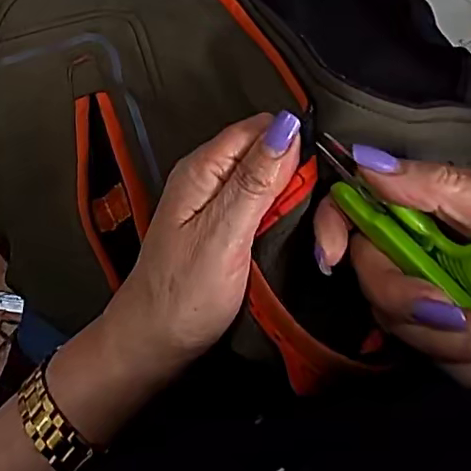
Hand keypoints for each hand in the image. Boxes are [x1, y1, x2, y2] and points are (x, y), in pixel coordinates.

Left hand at [95, 110, 302, 375]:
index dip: (292, 143)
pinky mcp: (225, 221)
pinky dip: (280, 210)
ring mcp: (215, 198)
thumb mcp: (224, 235)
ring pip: (267, 175)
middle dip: (295, 170)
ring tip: (302, 225)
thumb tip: (288, 126)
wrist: (153, 344)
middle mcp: (208, 174)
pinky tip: (287, 230)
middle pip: (265, 148)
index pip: (260, 128)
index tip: (316, 177)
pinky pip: (262, 200)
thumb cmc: (183, 295)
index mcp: (203, 168)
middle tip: (311, 211)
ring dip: (291, 193)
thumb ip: (256, 181)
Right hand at [313, 149, 470, 411]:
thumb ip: (450, 194)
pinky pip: (444, 364)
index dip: (343, 223)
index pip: (374, 202)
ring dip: (463, 341)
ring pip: (408, 323)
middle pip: (378, 270)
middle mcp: (451, 253)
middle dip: (414, 298)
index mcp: (461, 209)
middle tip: (462, 310)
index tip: (332, 256)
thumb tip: (372, 163)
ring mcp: (461, 305)